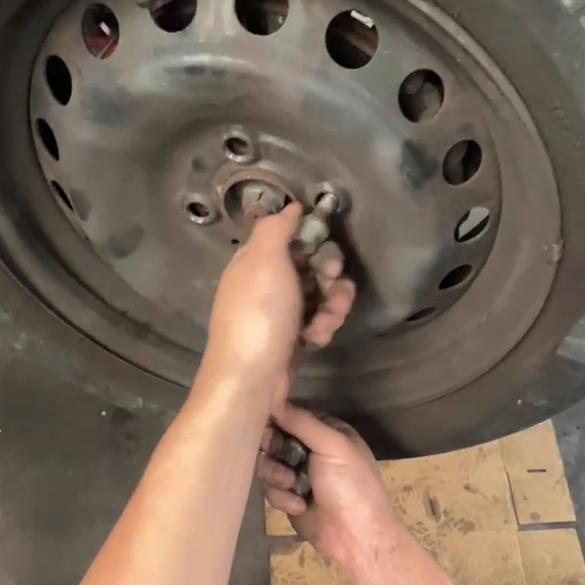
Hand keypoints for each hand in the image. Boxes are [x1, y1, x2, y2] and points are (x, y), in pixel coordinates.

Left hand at [201, 203, 355, 398]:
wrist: (251, 377)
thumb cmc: (258, 314)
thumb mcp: (263, 259)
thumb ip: (277, 228)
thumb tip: (291, 206)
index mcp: (255, 261)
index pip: (292, 238)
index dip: (315, 241)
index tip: (325, 251)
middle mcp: (267, 284)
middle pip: (313, 268)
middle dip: (331, 277)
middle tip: (332, 287)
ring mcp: (279, 314)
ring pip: (321, 298)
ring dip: (332, 307)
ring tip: (324, 323)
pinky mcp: (292, 339)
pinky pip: (317, 324)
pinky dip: (322, 329)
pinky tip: (316, 339)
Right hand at [256, 405, 406, 566]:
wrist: (355, 535)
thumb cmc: (350, 484)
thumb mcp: (332, 445)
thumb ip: (303, 422)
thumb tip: (275, 399)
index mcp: (328, 432)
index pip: (295, 413)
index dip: (277, 416)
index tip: (262, 419)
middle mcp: (312, 449)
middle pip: (275, 438)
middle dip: (272, 448)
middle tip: (272, 453)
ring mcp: (299, 474)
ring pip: (268, 464)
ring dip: (276, 475)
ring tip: (292, 485)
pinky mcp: (289, 497)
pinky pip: (271, 489)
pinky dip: (282, 497)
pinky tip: (300, 506)